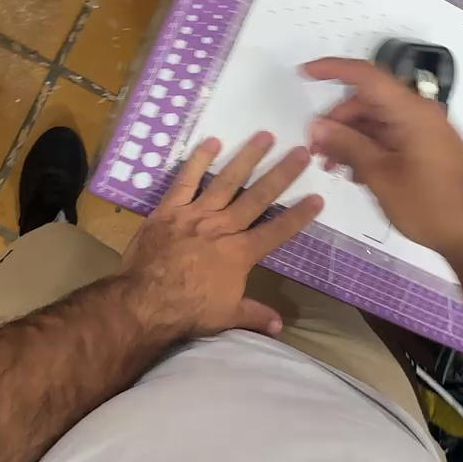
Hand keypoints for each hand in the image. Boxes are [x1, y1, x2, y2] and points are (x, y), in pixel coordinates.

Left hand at [118, 132, 323, 341]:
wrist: (144, 301)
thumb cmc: (187, 310)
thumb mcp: (226, 316)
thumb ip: (253, 314)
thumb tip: (279, 326)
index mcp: (240, 253)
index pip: (277, 231)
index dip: (299, 215)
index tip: (317, 197)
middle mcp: (223, 227)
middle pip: (258, 196)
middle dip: (282, 174)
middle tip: (302, 151)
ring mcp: (196, 214)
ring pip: (227, 181)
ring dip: (247, 157)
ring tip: (265, 136)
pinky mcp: (170, 208)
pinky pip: (186, 180)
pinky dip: (198, 160)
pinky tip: (212, 142)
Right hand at [302, 57, 462, 261]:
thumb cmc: (431, 205)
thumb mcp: (381, 175)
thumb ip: (347, 145)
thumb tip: (317, 125)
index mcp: (411, 111)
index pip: (366, 76)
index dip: (332, 69)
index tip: (305, 73)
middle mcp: (419, 114)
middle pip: (368, 102)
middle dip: (337, 120)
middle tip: (315, 147)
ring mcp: (425, 132)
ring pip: (377, 121)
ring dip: (350, 138)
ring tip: (331, 165)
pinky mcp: (428, 149)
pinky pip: (390, 137)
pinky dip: (368, 148)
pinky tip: (355, 173)